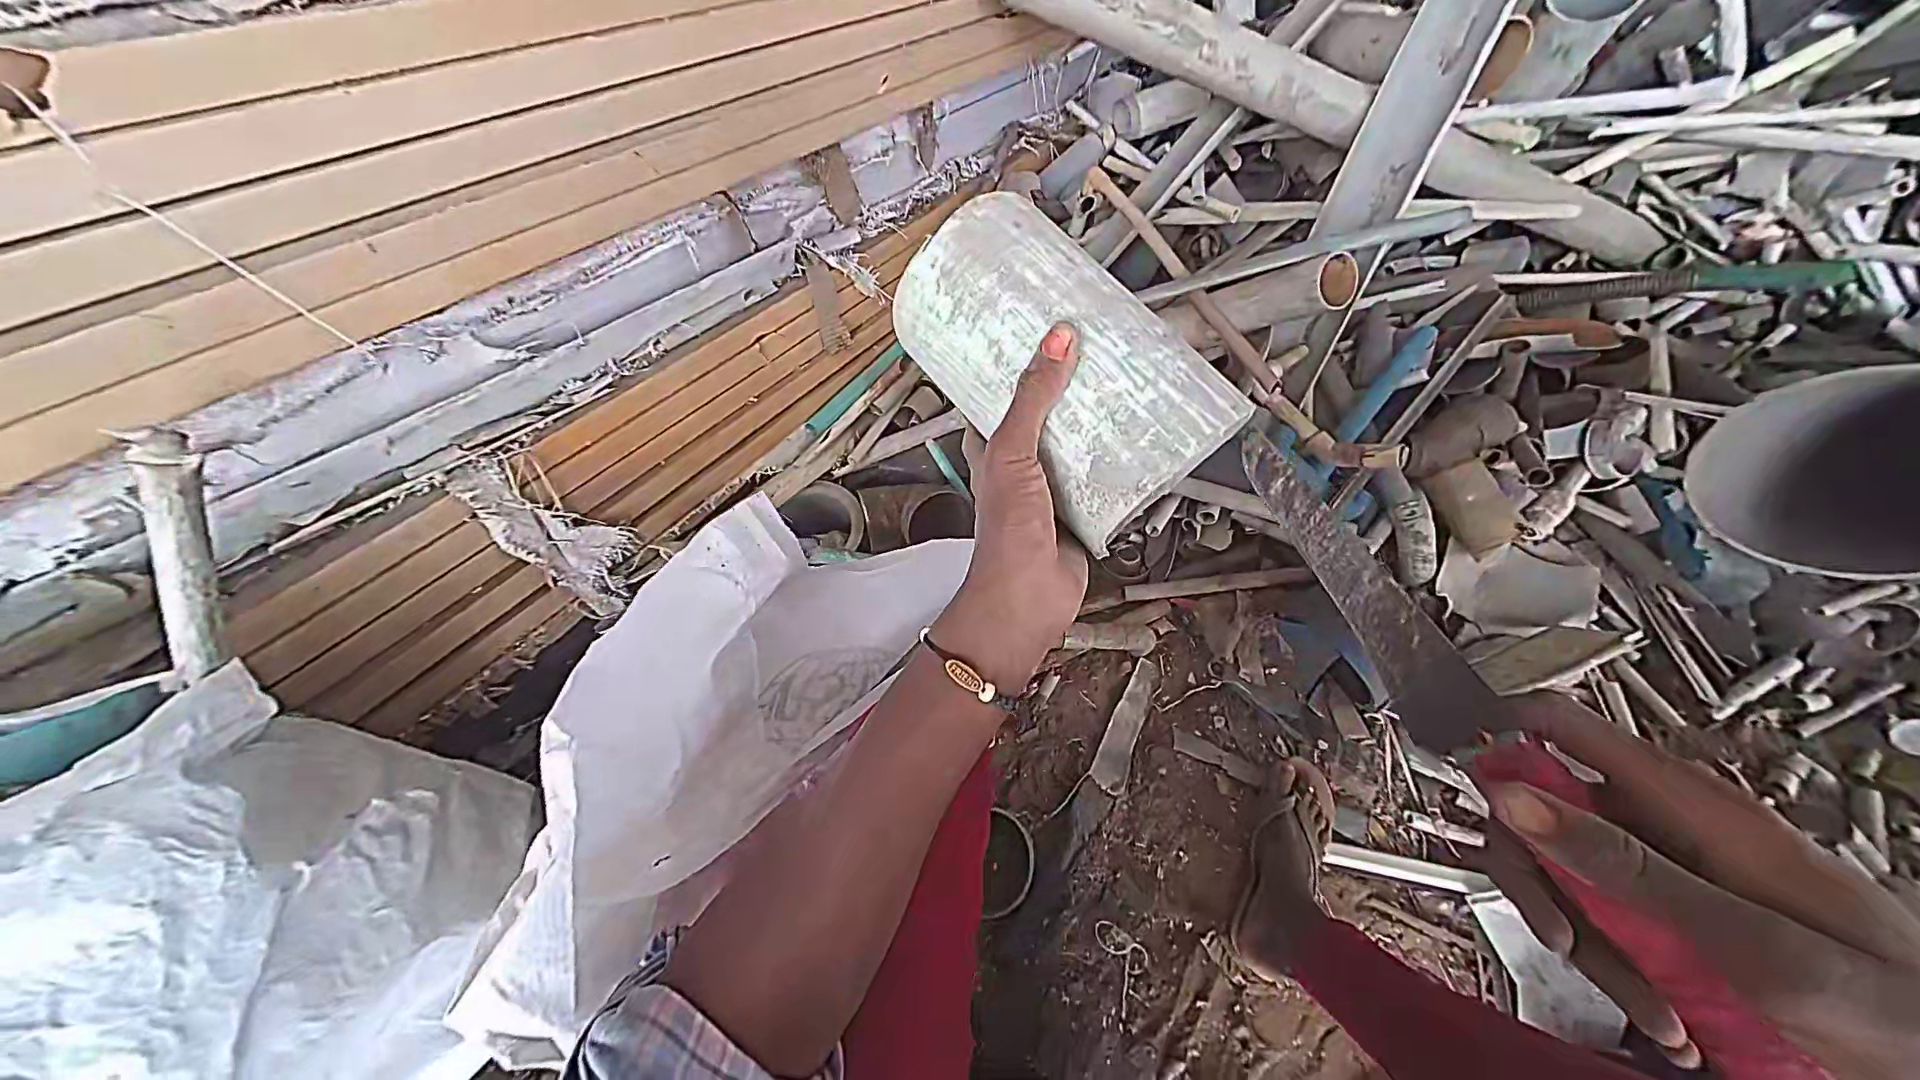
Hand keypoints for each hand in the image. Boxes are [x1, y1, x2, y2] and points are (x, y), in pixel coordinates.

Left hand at [930, 322, 1088, 691]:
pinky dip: (1117, 458)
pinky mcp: (1081, 506)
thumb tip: (1056, 342)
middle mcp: (1020, 462)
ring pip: (1077, 442)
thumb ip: (1032, 400)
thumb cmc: (1007, 531)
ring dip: (1096, 421)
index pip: (1002, 393)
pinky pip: (1101, 474)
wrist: (1030, 595)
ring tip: (1122, 381)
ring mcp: (1051, 485)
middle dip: (1068, 387)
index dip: (1019, 364)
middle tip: (1096, 349)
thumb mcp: (1013, 452)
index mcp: (991, 445)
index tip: (1044, 332)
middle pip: (1047, 413)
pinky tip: (1138, 435)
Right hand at [1478, 693, 1919, 1079]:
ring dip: (1577, 938)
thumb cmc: (1897, 1011)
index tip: (1465, 784)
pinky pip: (1587, 912)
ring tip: (1643, 1003)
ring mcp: (1655, 861)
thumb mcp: (1750, 942)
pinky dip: (1605, 963)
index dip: (1496, 735)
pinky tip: (1657, 1009)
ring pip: (1554, 867)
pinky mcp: (1655, 904)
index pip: (1557, 723)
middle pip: (1535, 807)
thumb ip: (1620, 863)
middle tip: (1562, 937)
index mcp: (1682, 800)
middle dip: (1536, 878)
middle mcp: (1658, 819)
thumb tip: (1507, 793)